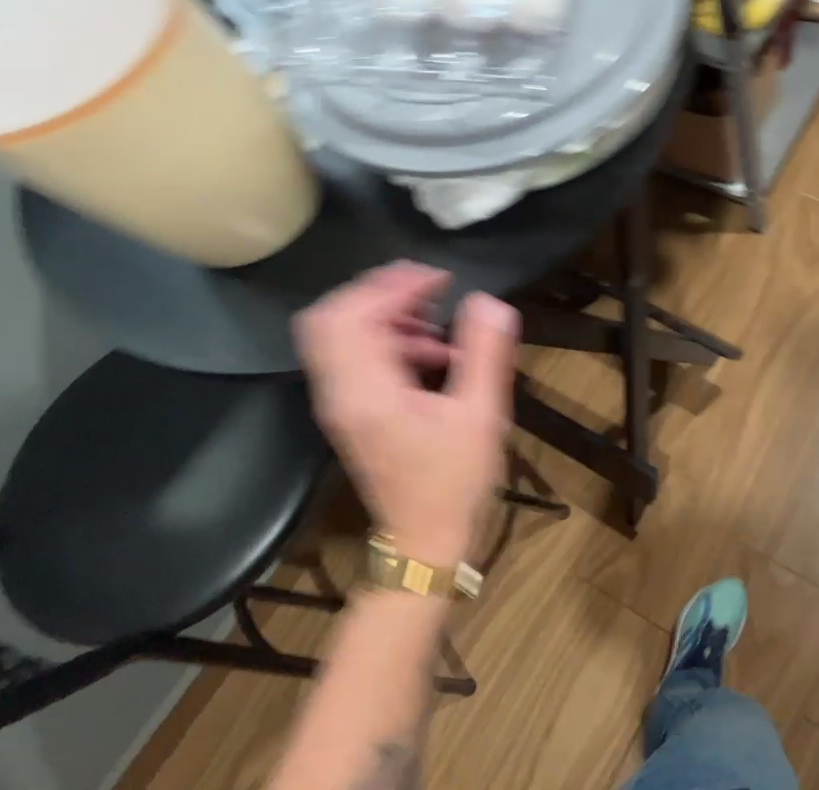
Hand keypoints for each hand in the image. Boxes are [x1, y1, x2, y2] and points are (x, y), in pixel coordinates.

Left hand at [293, 262, 518, 565]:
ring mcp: (340, 402)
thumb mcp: (482, 415)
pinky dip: (385, 339)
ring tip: (435, 321)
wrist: (424, 539)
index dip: (393, 286)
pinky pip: (352, 356)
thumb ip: (484, 353)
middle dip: (378, 292)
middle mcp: (340, 391)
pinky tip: (431, 353)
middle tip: (426, 287)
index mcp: (366, 390)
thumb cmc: (454, 481)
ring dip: (383, 315)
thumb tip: (488, 302)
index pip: (352, 315)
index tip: (440, 280)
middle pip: (331, 317)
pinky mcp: (350, 411)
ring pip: (338, 334)